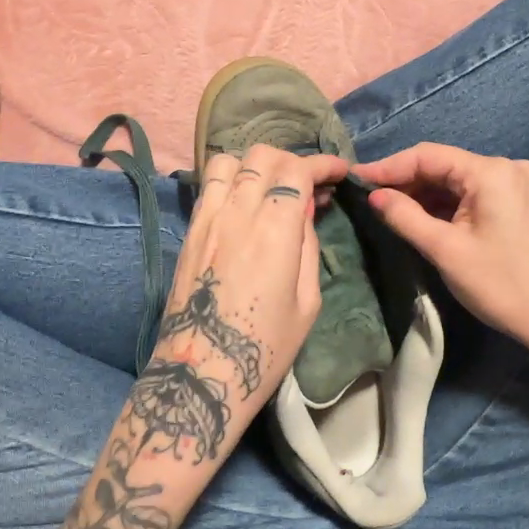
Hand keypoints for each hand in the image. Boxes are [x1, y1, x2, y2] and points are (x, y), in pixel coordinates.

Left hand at [154, 144, 348, 404]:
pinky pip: (207, 185)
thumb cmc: (264, 346)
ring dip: (254, 165)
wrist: (200, 371)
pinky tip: (243, 202)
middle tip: (306, 183)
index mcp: (274, 229)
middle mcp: (236, 212)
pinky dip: (229, 180)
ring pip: (227, 161)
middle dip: (290, 160)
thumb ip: (306, 246)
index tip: (339, 171)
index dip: (322, 163)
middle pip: (261, 156)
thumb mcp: (307, 302)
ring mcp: (206, 219)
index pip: (296, 170)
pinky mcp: (189, 232)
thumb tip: (303, 211)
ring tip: (270, 187)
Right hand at [353, 143, 528, 346]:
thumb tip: (374, 196)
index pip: (428, 156)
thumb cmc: (501, 285)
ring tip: (389, 210)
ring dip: (425, 195)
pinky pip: (475, 194)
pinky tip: (424, 218)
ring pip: (458, 181)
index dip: (388, 167)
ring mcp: (520, 184)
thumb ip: (405, 217)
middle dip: (406, 182)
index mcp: (492, 172)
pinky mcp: (523, 202)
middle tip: (368, 199)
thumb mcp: (445, 251)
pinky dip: (447, 205)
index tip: (355, 179)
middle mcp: (509, 167)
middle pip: (444, 166)